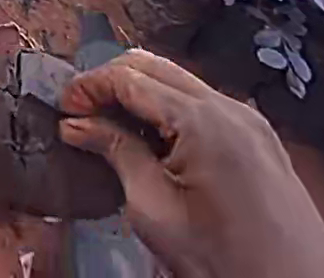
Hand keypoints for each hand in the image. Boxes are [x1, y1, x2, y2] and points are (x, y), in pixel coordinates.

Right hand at [59, 48, 323, 277]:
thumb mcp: (155, 210)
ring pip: (175, 78)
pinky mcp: (260, 137)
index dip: (89, 86)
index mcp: (202, 119)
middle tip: (83, 111)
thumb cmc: (223, 263)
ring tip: (111, 123)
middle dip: (110, 80)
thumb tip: (74, 124)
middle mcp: (227, 104)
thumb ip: (116, 152)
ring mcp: (248, 118)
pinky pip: (200, 101)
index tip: (63, 108)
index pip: (128, 77)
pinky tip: (152, 136)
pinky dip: (166, 106)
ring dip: (138, 90)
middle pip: (152, 64)